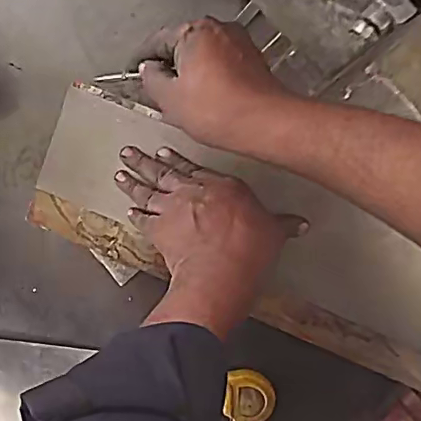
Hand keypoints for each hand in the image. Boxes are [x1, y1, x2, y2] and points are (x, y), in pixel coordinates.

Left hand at [115, 146, 305, 337]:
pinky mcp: (157, 229)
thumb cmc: (248, 249)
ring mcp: (171, 208)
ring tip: (121, 173)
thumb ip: (282, 224)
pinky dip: (134, 215)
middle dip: (147, 161)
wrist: (220, 268)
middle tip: (131, 152)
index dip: (180, 160)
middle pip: (165, 172)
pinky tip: (128, 210)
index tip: (167, 152)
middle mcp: (192, 191)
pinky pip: (142, 220)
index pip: (197, 168)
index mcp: (222, 185)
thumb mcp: (273, 232)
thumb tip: (299, 224)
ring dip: (132, 182)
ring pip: (146, 190)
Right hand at [133, 18, 290, 153]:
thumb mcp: (168, 98)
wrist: (261, 123)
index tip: (137, 71)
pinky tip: (206, 101)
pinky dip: (210, 79)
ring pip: (203, 55)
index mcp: (194, 31)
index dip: (142, 60)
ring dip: (190, 74)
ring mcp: (238, 43)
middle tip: (159, 91)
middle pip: (181, 45)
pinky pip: (221, 65)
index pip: (156, 41)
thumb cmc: (221, 110)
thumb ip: (150, 79)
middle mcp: (219, 29)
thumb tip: (148, 72)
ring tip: (185, 101)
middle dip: (169, 67)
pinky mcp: (251, 60)